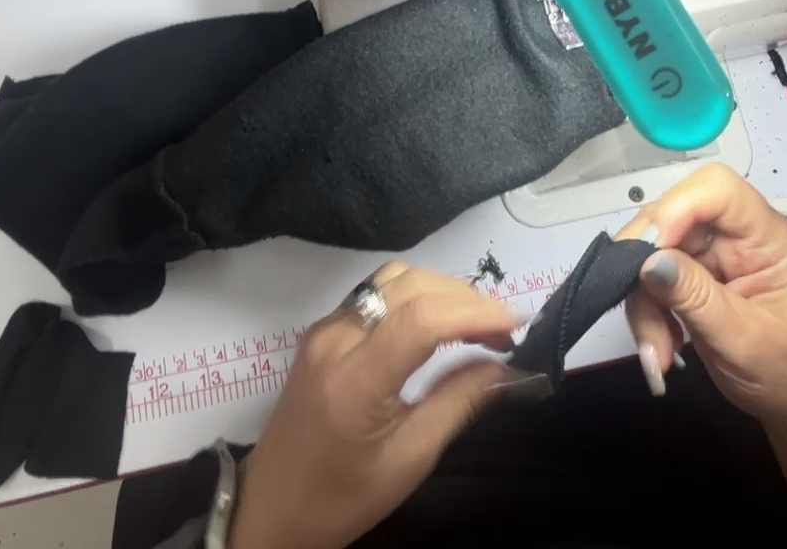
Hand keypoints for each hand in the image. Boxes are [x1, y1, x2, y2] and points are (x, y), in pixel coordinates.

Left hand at [230, 263, 521, 548]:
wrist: (271, 508)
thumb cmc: (343, 496)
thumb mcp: (410, 458)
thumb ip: (459, 402)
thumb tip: (506, 367)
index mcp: (355, 380)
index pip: (421, 320)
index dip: (474, 313)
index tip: (516, 323)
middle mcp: (336, 339)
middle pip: (410, 286)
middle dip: (465, 298)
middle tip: (504, 327)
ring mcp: (326, 328)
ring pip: (393, 279)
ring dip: (441, 289)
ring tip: (476, 321)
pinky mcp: (323, 328)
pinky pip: (376, 292)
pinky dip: (416, 295)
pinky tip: (439, 320)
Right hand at [615, 163, 786, 433]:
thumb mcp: (744, 342)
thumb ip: (694, 298)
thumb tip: (647, 261)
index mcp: (767, 238)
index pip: (718, 189)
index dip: (678, 208)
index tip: (651, 255)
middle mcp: (735, 236)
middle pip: (672, 216)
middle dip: (647, 264)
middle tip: (640, 310)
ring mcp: (710, 254)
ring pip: (652, 249)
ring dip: (643, 300)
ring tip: (656, 352)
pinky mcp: (691, 274)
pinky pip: (650, 275)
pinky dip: (646, 311)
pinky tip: (659, 347)